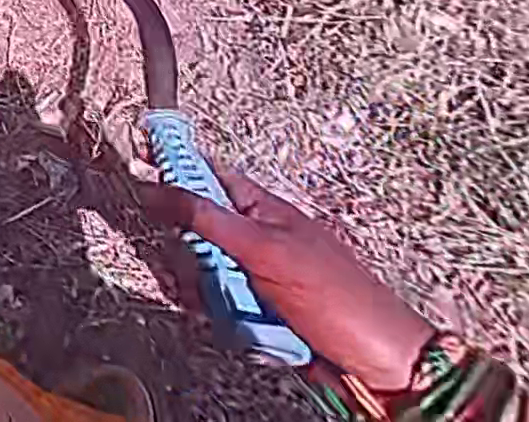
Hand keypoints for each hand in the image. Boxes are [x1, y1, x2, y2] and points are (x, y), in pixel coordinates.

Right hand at [141, 170, 433, 390]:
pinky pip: (210, 295)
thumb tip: (153, 187)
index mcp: (259, 208)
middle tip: (191, 258)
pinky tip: (223, 317)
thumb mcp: (264, 250)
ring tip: (216, 299)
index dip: (171, 160)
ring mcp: (251, 270)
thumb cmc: (342, 302)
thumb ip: (204, 216)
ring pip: (196, 261)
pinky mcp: (251, 303)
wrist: (389, 373)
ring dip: (197, 281)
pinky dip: (209, 306)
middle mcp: (251, 234)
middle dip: (183, 243)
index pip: (203, 170)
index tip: (139, 154)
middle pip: (190, 221)